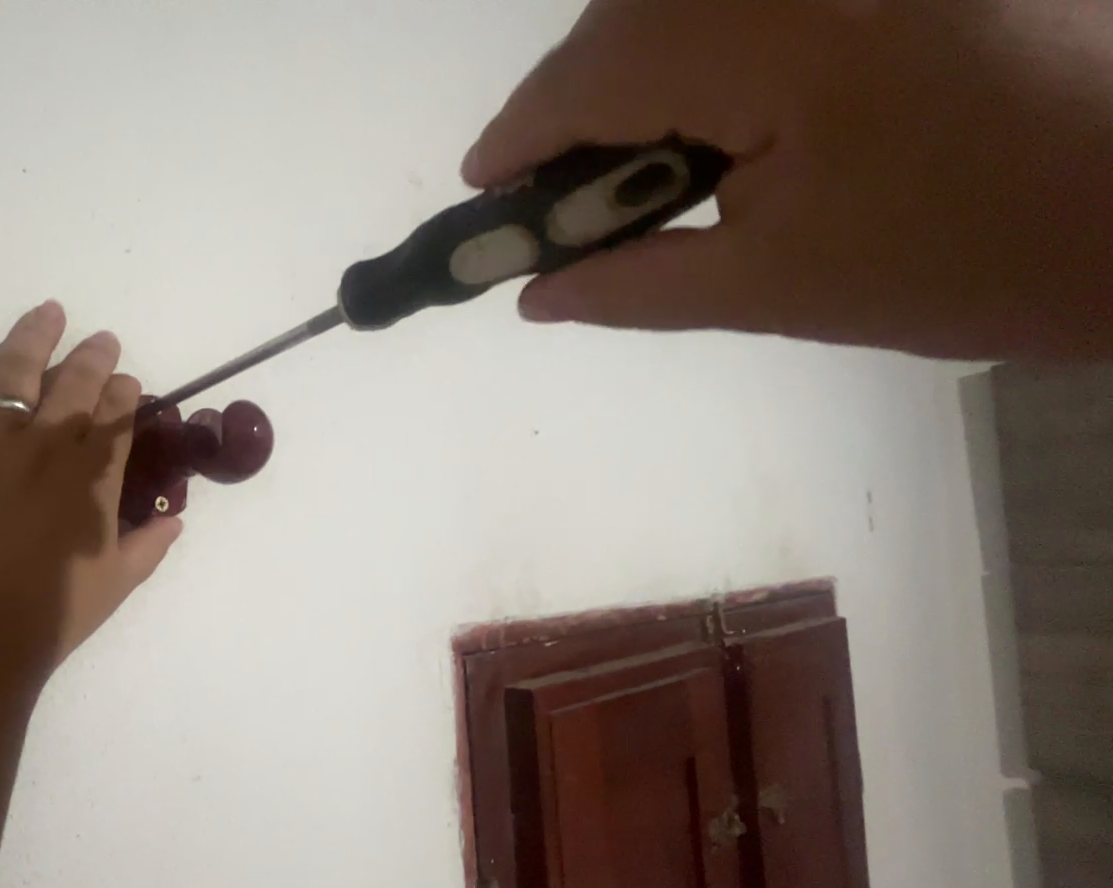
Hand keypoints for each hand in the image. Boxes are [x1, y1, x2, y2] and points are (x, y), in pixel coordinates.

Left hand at [0, 302, 183, 680]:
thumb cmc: (49, 621)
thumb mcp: (116, 586)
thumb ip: (149, 545)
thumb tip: (175, 518)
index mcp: (93, 479)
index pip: (118, 416)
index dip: (126, 394)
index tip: (128, 384)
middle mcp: (47, 447)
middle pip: (76, 384)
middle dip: (95, 357)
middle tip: (103, 340)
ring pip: (16, 373)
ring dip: (37, 336)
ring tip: (49, 312)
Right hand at [466, 0, 1112, 361]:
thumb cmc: (969, 259)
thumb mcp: (773, 292)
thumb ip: (629, 288)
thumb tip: (531, 294)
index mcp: (780, 42)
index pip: (591, 75)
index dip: (518, 138)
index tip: (482, 195)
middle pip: (622, 20)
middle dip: (567, 109)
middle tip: (556, 198)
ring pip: (672, 0)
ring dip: (625, 75)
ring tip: (626, 167)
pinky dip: (689, 48)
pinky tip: (700, 115)